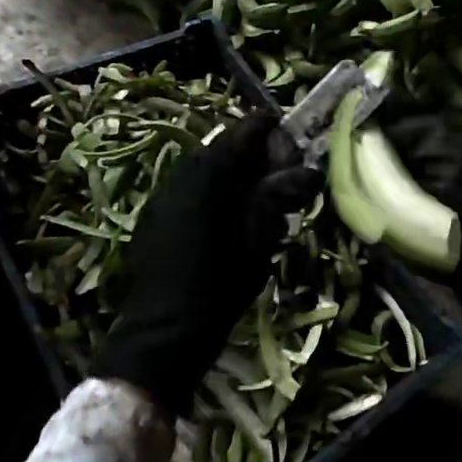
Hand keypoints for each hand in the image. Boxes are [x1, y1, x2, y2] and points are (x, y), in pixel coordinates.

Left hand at [92, 111, 320, 414]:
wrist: (164, 331)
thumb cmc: (218, 286)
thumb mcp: (258, 241)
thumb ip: (277, 199)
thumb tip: (305, 171)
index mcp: (208, 178)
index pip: (241, 134)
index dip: (267, 130)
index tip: (289, 136)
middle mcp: (181, 176)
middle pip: (222, 148)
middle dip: (253, 153)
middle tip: (281, 171)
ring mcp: (164, 196)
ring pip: (206, 168)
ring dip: (234, 173)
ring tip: (259, 196)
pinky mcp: (156, 216)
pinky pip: (191, 188)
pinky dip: (216, 191)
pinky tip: (230, 216)